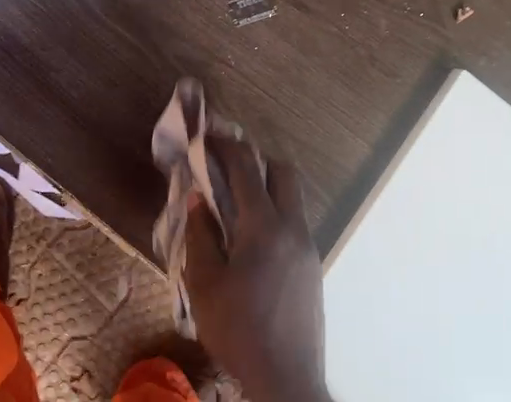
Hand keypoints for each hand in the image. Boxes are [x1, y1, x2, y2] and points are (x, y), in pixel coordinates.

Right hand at [184, 136, 328, 401]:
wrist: (286, 380)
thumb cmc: (237, 329)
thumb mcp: (204, 281)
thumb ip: (201, 232)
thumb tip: (198, 197)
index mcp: (264, 226)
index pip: (247, 168)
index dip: (226, 145)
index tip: (207, 134)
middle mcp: (293, 229)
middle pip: (284, 173)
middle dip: (256, 160)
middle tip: (225, 166)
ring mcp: (308, 250)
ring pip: (293, 199)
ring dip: (266, 188)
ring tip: (233, 203)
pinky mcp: (312, 270)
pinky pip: (294, 224)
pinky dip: (274, 214)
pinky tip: (250, 238)